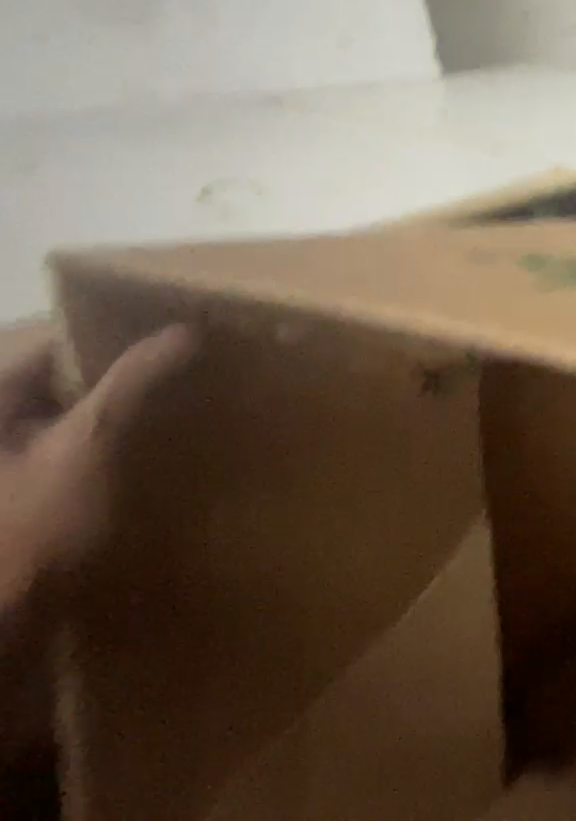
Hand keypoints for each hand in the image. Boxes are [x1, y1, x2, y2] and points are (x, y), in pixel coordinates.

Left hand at [0, 325, 194, 609]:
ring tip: (175, 403)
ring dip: (112, 399)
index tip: (182, 333)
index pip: (46, 334)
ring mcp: (1, 447)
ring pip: (55, 400)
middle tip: (188, 367)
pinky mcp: (13, 477)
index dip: (114, 328)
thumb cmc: (29, 530)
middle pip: (49, 365)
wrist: (0, 617)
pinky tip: (139, 444)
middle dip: (117, 365)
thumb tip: (185, 332)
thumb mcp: (87, 449)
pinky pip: (52, 432)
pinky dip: (96, 431)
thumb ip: (133, 384)